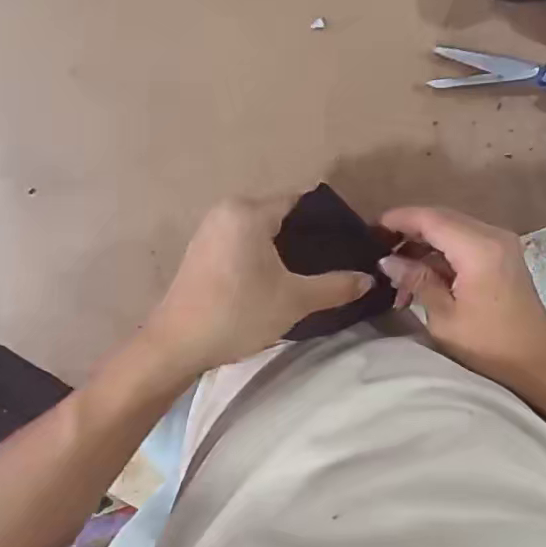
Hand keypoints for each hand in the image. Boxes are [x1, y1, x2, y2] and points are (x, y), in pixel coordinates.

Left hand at [141, 195, 373, 375]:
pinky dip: (261, 258)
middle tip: (334, 264)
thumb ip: (335, 286)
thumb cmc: (238, 313)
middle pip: (279, 216)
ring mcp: (209, 232)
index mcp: (249, 212)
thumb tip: (368, 279)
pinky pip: (241, 245)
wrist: (177, 344)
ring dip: (283, 250)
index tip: (349, 245)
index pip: (300, 203)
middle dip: (307, 238)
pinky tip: (275, 281)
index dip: (328, 223)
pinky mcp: (200, 253)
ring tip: (309, 275)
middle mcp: (226, 211)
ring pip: (259, 233)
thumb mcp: (294, 301)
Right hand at [377, 206, 545, 392]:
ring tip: (394, 272)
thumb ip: (417, 281)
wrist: (536, 363)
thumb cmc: (488, 345)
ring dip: (422, 245)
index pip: (431, 219)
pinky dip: (440, 254)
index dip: (398, 220)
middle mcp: (493, 236)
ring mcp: (500, 245)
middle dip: (408, 231)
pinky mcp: (502, 257)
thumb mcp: (444, 316)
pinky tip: (419, 276)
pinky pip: (464, 243)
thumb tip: (387, 261)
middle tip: (376, 249)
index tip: (369, 229)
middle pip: (442, 219)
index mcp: (479, 249)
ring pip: (452, 230)